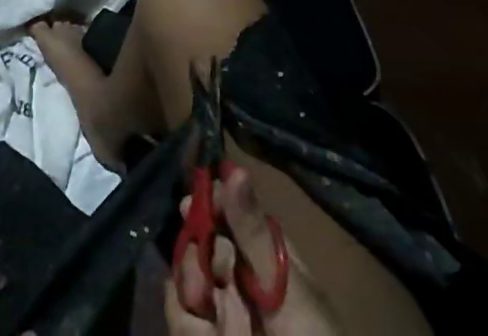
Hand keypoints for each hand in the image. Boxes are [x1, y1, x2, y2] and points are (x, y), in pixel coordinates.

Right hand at [165, 166, 341, 335]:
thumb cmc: (308, 330)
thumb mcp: (284, 279)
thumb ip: (253, 230)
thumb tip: (234, 168)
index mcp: (260, 248)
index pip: (224, 210)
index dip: (204, 206)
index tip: (190, 206)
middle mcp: (235, 272)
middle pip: (194, 245)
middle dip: (195, 259)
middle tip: (212, 280)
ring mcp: (218, 306)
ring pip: (180, 283)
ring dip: (191, 295)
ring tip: (215, 317)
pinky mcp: (204, 333)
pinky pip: (179, 320)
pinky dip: (189, 328)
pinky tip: (210, 334)